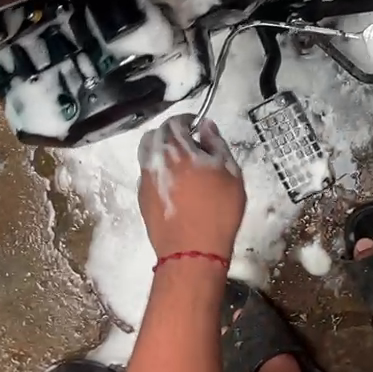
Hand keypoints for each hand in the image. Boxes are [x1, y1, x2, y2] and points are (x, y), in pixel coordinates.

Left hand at [137, 115, 245, 259]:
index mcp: (175, 148)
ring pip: (147, 154)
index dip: (188, 120)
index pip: (174, 122)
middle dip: (173, 134)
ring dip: (162, 151)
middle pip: (156, 135)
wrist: (192, 251)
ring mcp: (145, 180)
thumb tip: (207, 126)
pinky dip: (159, 169)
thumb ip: (217, 144)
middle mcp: (154, 159)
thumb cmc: (218, 209)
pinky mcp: (142, 198)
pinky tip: (176, 183)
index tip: (200, 127)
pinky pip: (147, 173)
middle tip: (192, 144)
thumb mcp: (230, 172)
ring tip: (182, 163)